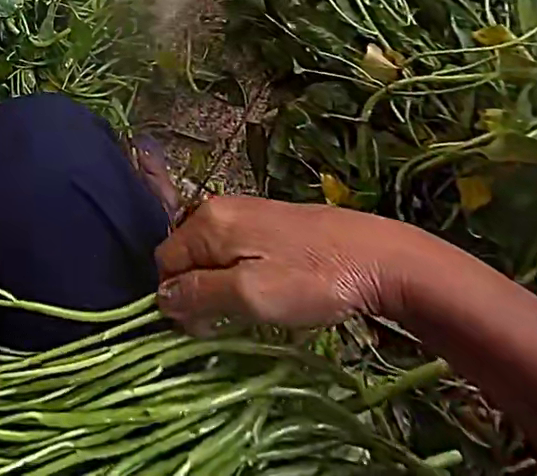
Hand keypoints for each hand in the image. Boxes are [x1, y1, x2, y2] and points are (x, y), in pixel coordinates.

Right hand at [154, 196, 448, 333]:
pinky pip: (231, 248)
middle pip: (185, 256)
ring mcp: (242, 210)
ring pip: (208, 254)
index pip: (165, 262)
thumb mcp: (251, 295)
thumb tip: (161, 298)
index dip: (177, 300)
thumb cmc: (311, 279)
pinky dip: (236, 273)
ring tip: (251, 310)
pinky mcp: (264, 219)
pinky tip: (265, 289)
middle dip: (197, 292)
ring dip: (218, 286)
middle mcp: (216, 208)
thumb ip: (201, 294)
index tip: (205, 328)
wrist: (375, 254)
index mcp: (207, 221)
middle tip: (231, 321)